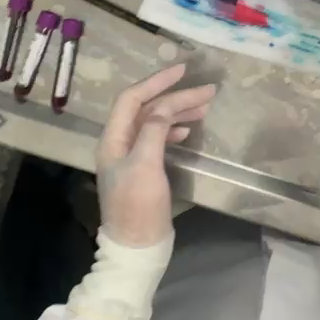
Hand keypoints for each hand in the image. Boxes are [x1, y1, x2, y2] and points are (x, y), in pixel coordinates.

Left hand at [96, 64, 216, 247]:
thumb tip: (165, 108)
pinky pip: (158, 138)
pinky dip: (174, 129)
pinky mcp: (143, 169)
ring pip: (155, 122)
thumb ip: (153, 131)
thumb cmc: (139, 207)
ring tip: (205, 106)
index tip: (183, 71)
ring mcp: (131, 156)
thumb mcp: (145, 165)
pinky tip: (189, 129)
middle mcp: (119, 143)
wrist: (137, 248)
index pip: (132, 98)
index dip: (157, 81)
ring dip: (178, 111)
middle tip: (207, 91)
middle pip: (146, 108)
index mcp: (113, 139)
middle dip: (175, 96)